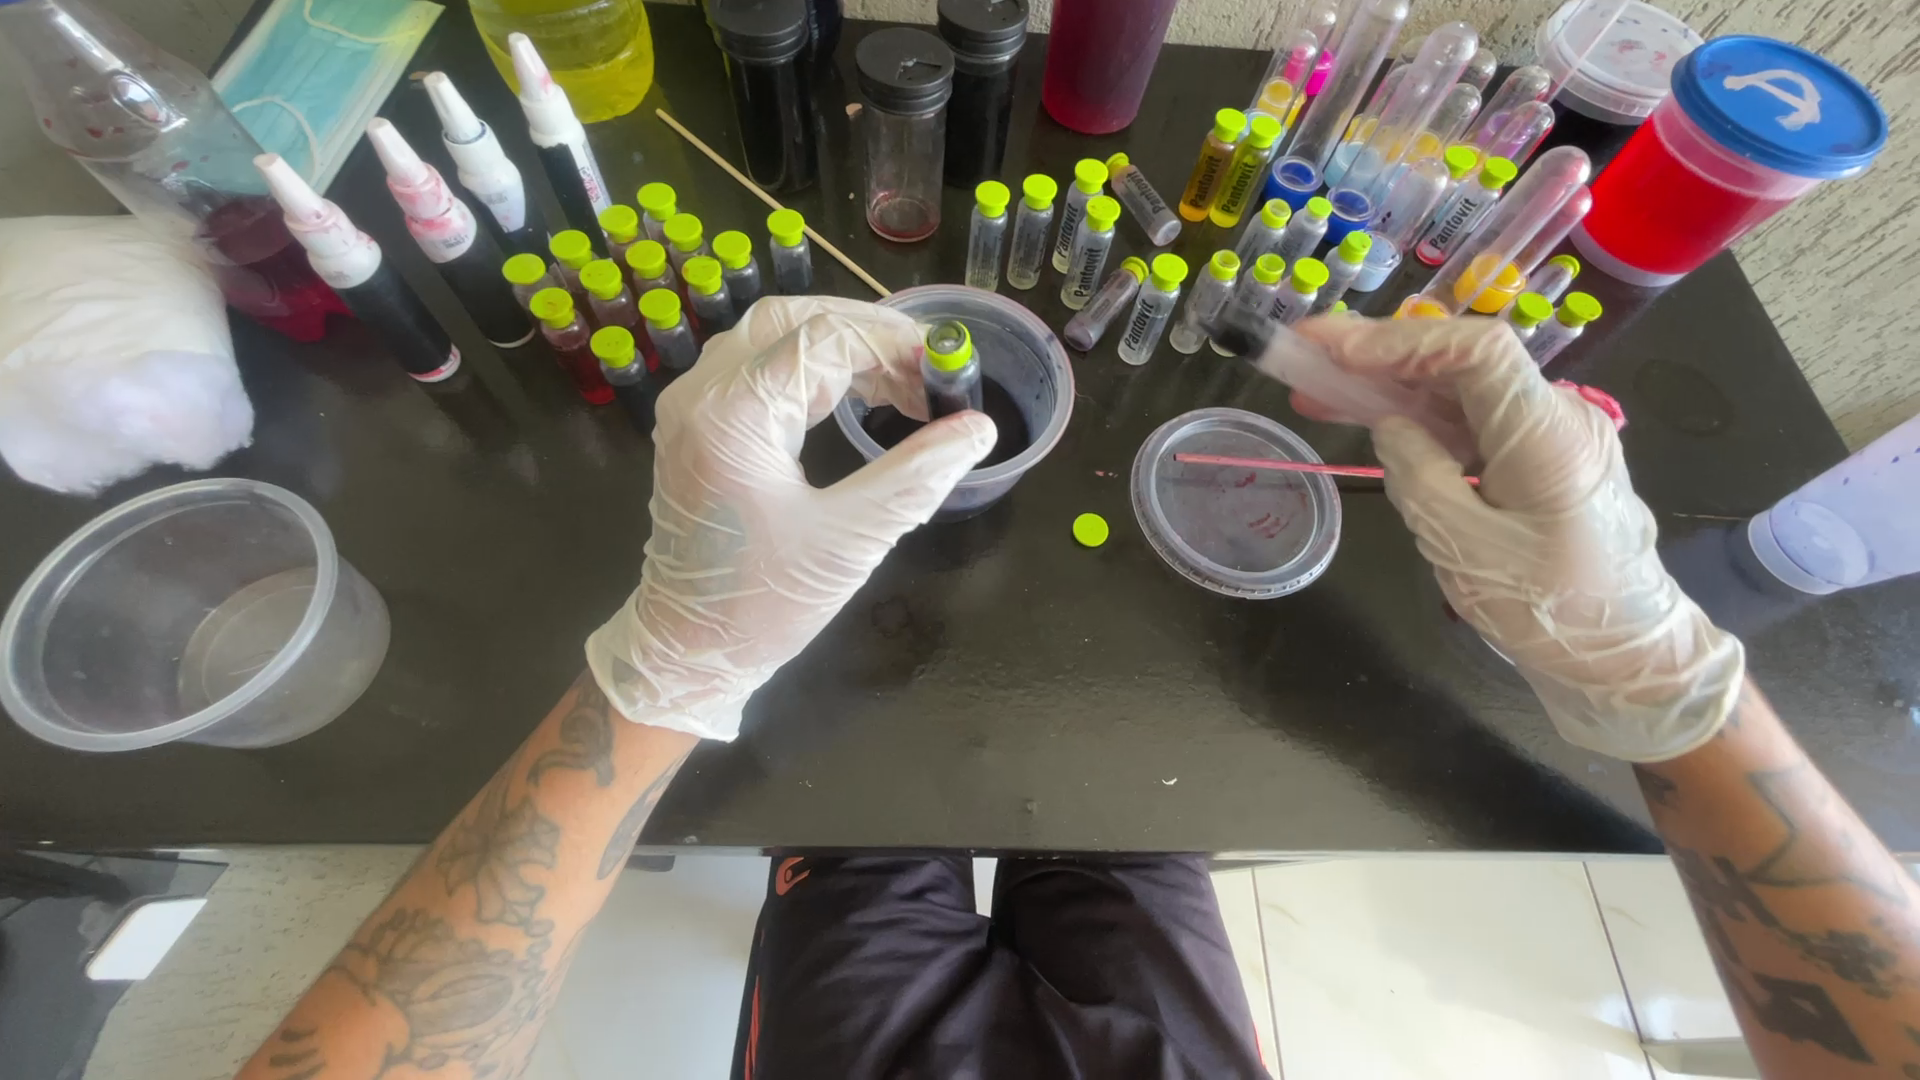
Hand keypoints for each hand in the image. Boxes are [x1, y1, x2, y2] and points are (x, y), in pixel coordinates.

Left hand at [585, 297, 995, 740]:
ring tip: (899, 384)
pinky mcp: (699, 429)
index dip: (893, 345)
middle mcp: (701, 394)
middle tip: (924, 369)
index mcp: (732, 414)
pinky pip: (757, 372)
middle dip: (865, 334)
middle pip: (790, 319)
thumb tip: (979, 427)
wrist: (685, 650)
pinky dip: (809, 373)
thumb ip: (918, 476)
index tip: (945, 374)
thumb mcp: (850, 540)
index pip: (824, 339)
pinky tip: (849, 397)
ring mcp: (692, 409)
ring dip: (838, 349)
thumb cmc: (763, 605)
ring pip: (771, 339)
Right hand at [1293, 315, 1743, 761]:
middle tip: (1302, 352)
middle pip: (1458, 360)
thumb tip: (1390, 425)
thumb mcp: (1463, 546)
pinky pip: (1462, 418)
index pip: (1476, 352)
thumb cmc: (1546, 607)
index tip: (1333, 351)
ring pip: (1453, 388)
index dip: (1399, 341)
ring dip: (1383, 383)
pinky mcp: (1528, 454)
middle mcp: (1552, 416)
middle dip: (1376, 353)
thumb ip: (1418, 474)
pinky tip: (1362, 418)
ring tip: (1313, 389)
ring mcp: (1542, 433)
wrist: (1621, 650)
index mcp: (1546, 434)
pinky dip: (1409, 413)